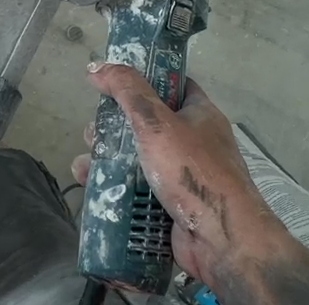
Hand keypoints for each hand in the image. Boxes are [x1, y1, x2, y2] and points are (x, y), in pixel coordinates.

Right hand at [76, 63, 308, 303]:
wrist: (224, 243)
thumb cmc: (193, 171)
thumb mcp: (156, 120)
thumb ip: (126, 89)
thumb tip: (96, 66)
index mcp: (199, 115)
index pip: (171, 84)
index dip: (142, 77)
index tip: (112, 80)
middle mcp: (194, 143)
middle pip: (145, 122)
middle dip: (112, 126)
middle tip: (92, 132)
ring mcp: (183, 176)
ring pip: (137, 157)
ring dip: (106, 159)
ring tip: (84, 165)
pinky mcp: (172, 205)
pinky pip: (137, 188)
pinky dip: (114, 186)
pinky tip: (91, 185)